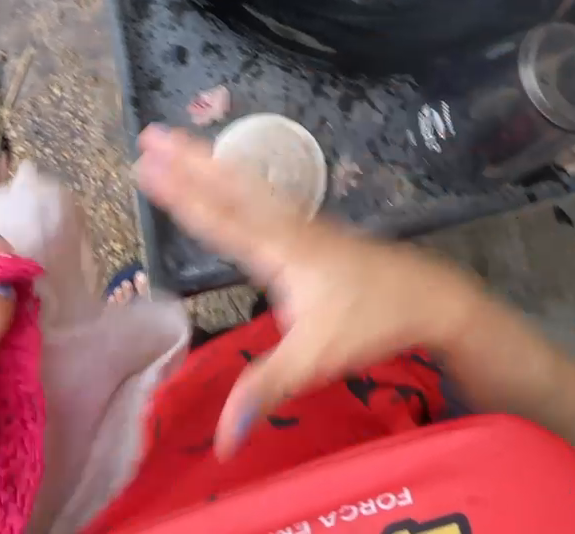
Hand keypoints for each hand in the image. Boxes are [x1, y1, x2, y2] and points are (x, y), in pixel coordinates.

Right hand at [135, 125, 489, 456]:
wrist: (426, 295)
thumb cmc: (371, 322)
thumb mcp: (316, 360)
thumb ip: (266, 389)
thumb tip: (219, 441)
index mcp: (281, 250)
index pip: (221, 219)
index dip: (182, 194)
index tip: (148, 167)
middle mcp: (287, 226)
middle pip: (231, 187)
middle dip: (190, 160)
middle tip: (151, 135)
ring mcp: (301, 222)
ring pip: (248, 185)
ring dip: (211, 162)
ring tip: (178, 141)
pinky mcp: (312, 227)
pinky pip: (263, 193)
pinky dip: (237, 176)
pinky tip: (230, 174)